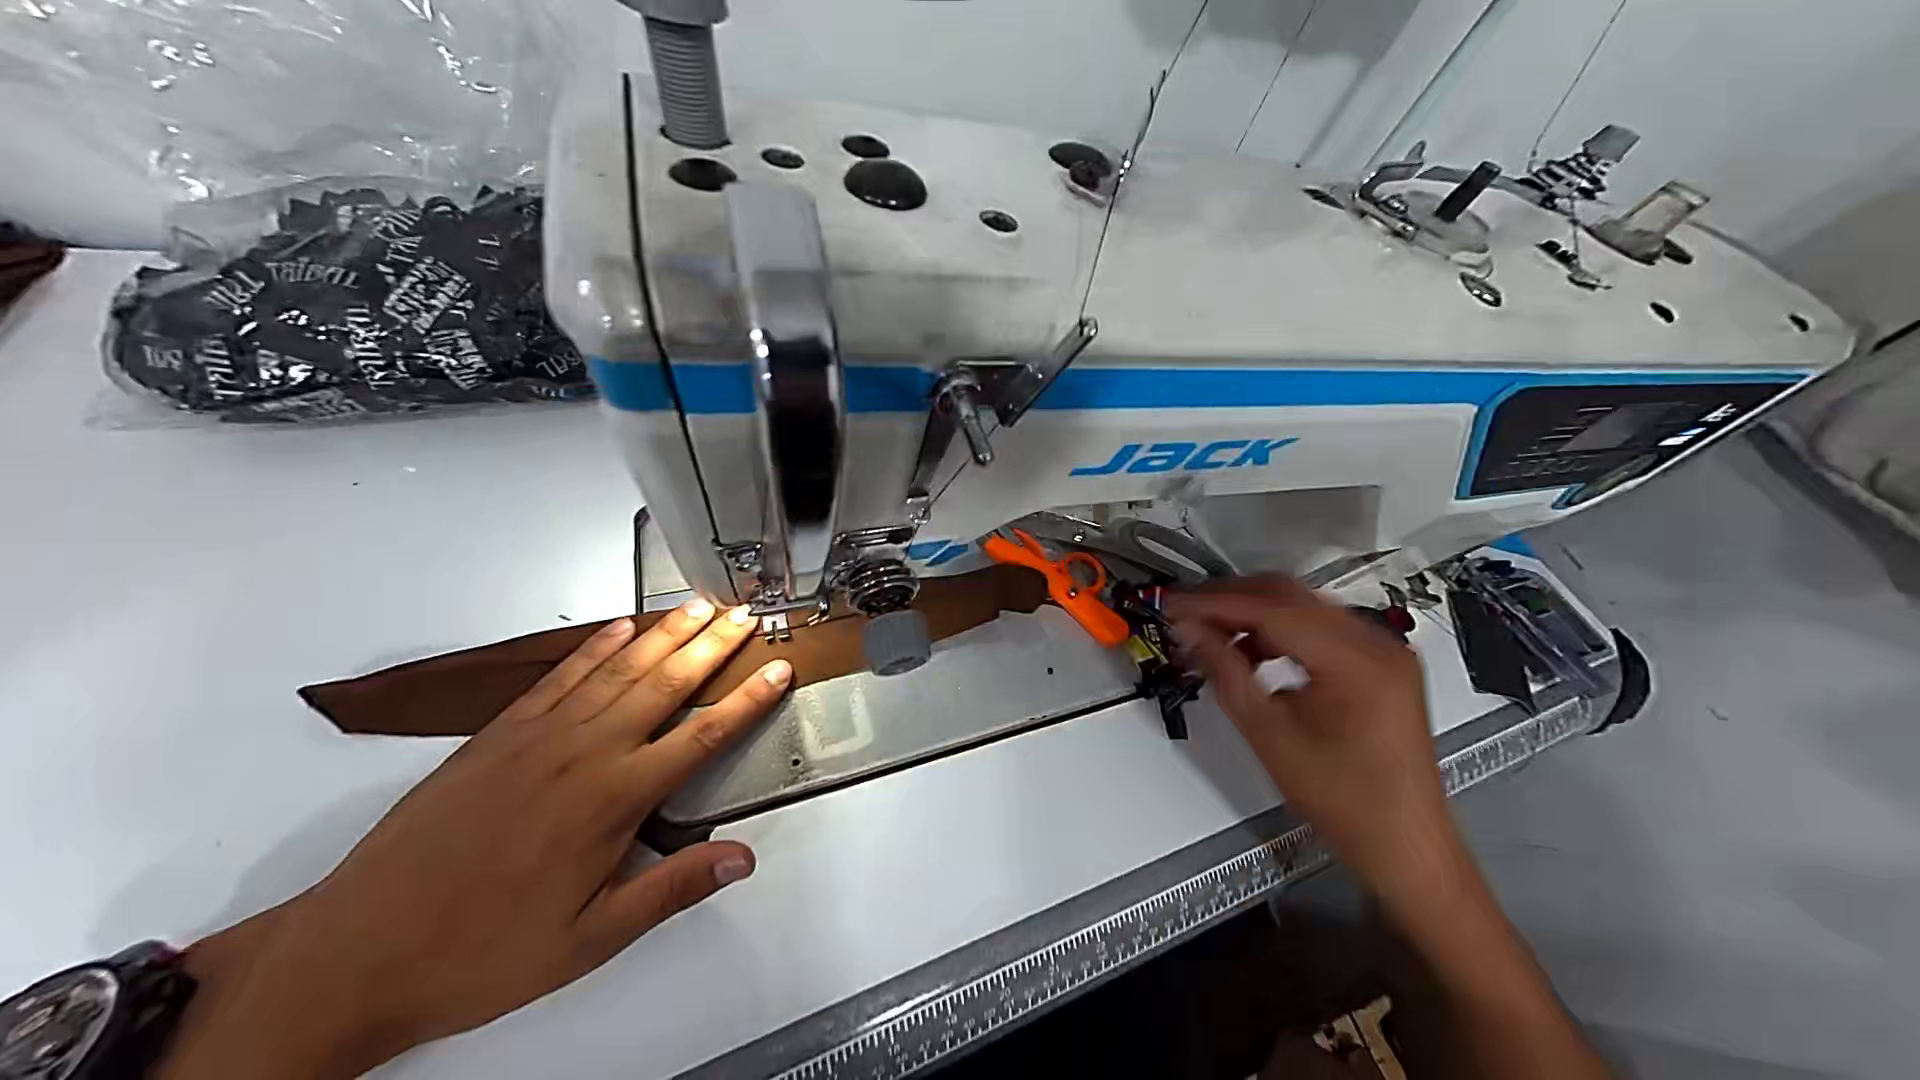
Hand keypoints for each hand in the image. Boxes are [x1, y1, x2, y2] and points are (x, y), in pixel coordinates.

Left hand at [158, 600, 790, 1079]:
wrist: (355, 952)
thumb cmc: (480, 951)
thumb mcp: (591, 938)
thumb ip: (673, 888)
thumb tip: (741, 858)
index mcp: (614, 799)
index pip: (702, 734)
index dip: (748, 699)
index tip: (778, 669)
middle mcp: (584, 753)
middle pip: (665, 683)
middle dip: (712, 645)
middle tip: (743, 615)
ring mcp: (538, 736)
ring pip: (618, 669)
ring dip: (664, 634)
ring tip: (697, 607)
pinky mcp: (498, 734)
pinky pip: (560, 677)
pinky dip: (594, 648)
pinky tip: (618, 630)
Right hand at [1167, 578, 1462, 911]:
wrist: (1403, 843)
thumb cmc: (1345, 801)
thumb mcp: (1268, 733)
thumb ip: (1224, 670)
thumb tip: (1191, 631)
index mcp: (1356, 661)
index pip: (1270, 608)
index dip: (1214, 603)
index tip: (1175, 605)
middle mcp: (1377, 644)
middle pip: (1288, 594)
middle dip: (1230, 598)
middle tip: (1186, 611)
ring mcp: (1384, 650)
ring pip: (1303, 604)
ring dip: (1254, 611)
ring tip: (1211, 629)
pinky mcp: (1381, 662)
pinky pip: (1322, 625)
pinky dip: (1281, 628)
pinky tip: (1252, 647)